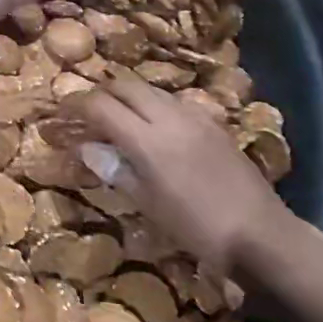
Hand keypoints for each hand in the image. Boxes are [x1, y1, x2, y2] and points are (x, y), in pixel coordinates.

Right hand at [67, 74, 294, 275]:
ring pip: (151, 90)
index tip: (62, 111)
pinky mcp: (214, 124)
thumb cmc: (195, 226)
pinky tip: (154, 126)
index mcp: (147, 140)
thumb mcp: (147, 203)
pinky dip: (153, 104)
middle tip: (86, 111)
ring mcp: (195, 117)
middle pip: (125, 86)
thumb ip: (115, 169)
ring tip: (117, 116)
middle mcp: (169, 118)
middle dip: (101, 93)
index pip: (101, 106)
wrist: (261, 235)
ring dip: (128, 95)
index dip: (76, 104)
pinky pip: (174, 101)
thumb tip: (86, 147)